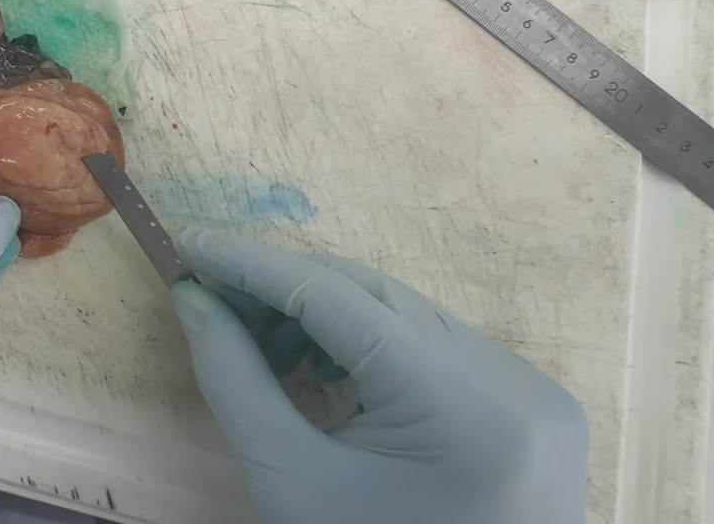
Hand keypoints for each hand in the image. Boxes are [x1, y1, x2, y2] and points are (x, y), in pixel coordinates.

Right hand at [170, 228, 587, 523]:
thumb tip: (190, 294)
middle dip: (276, 286)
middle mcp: (510, 383)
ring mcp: (528, 391)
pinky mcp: (526, 402)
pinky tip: (321, 368)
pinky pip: (419, 336)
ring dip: (312, 310)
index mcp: (461, 407)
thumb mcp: (285, 473)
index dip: (248, 261)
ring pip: (389, 307)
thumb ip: (230, 373)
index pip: (330, 294)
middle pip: (363, 291)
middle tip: (211, 301)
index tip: (184, 241)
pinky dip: (356, 335)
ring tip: (264, 348)